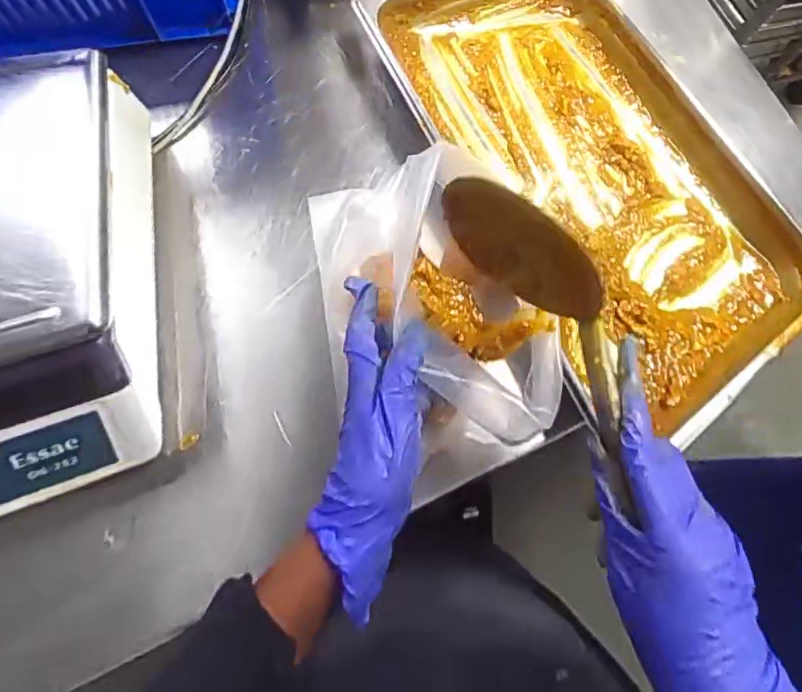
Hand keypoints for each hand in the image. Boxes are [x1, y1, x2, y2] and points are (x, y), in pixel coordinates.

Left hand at [307, 277, 429, 624]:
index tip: (366, 282)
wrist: (363, 519)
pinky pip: (407, 394)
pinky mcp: (392, 429)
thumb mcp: (391, 417)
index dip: (362, 310)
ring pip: (392, 369)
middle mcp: (369, 394)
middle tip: (404, 298)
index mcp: (365, 387)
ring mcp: (380, 413)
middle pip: (374, 349)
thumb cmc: (376, 467)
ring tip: (430, 330)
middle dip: (383, 321)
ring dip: (404, 347)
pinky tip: (440, 382)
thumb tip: (411, 335)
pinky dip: (421, 381)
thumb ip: (400, 375)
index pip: (360, 339)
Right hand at [594, 367, 794, 691]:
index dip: (633, 410)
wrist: (722, 675)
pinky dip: (660, 508)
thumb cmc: (662, 626)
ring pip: (672, 480)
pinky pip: (685, 503)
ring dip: (644, 487)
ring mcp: (717, 524)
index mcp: (673, 522)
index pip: (647, 452)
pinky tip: (644, 538)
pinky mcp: (722, 536)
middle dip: (631, 457)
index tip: (626, 369)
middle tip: (601, 484)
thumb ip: (614, 508)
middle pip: (662, 460)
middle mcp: (702, 513)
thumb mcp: (624, 566)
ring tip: (615, 525)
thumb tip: (601, 458)